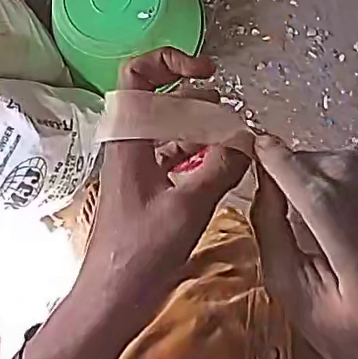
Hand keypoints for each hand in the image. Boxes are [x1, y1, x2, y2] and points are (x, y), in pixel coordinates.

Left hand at [27, 48, 251, 358]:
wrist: (111, 298)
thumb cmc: (141, 253)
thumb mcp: (187, 207)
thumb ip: (219, 167)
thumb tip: (246, 139)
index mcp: (128, 137)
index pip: (136, 74)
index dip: (169, 60)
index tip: (206, 70)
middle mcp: (130, 143)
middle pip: (161, 98)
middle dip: (198, 97)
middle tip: (231, 108)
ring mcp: (137, 165)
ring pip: (170, 127)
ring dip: (202, 125)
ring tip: (235, 134)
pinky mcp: (147, 186)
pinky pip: (175, 155)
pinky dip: (199, 151)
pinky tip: (225, 161)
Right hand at [250, 137, 357, 358]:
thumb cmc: (333, 328)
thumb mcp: (286, 286)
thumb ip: (271, 225)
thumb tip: (264, 170)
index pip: (325, 205)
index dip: (289, 168)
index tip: (261, 145)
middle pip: (347, 178)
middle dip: (303, 162)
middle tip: (275, 164)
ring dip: (322, 160)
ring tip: (299, 177)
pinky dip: (344, 168)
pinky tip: (327, 185)